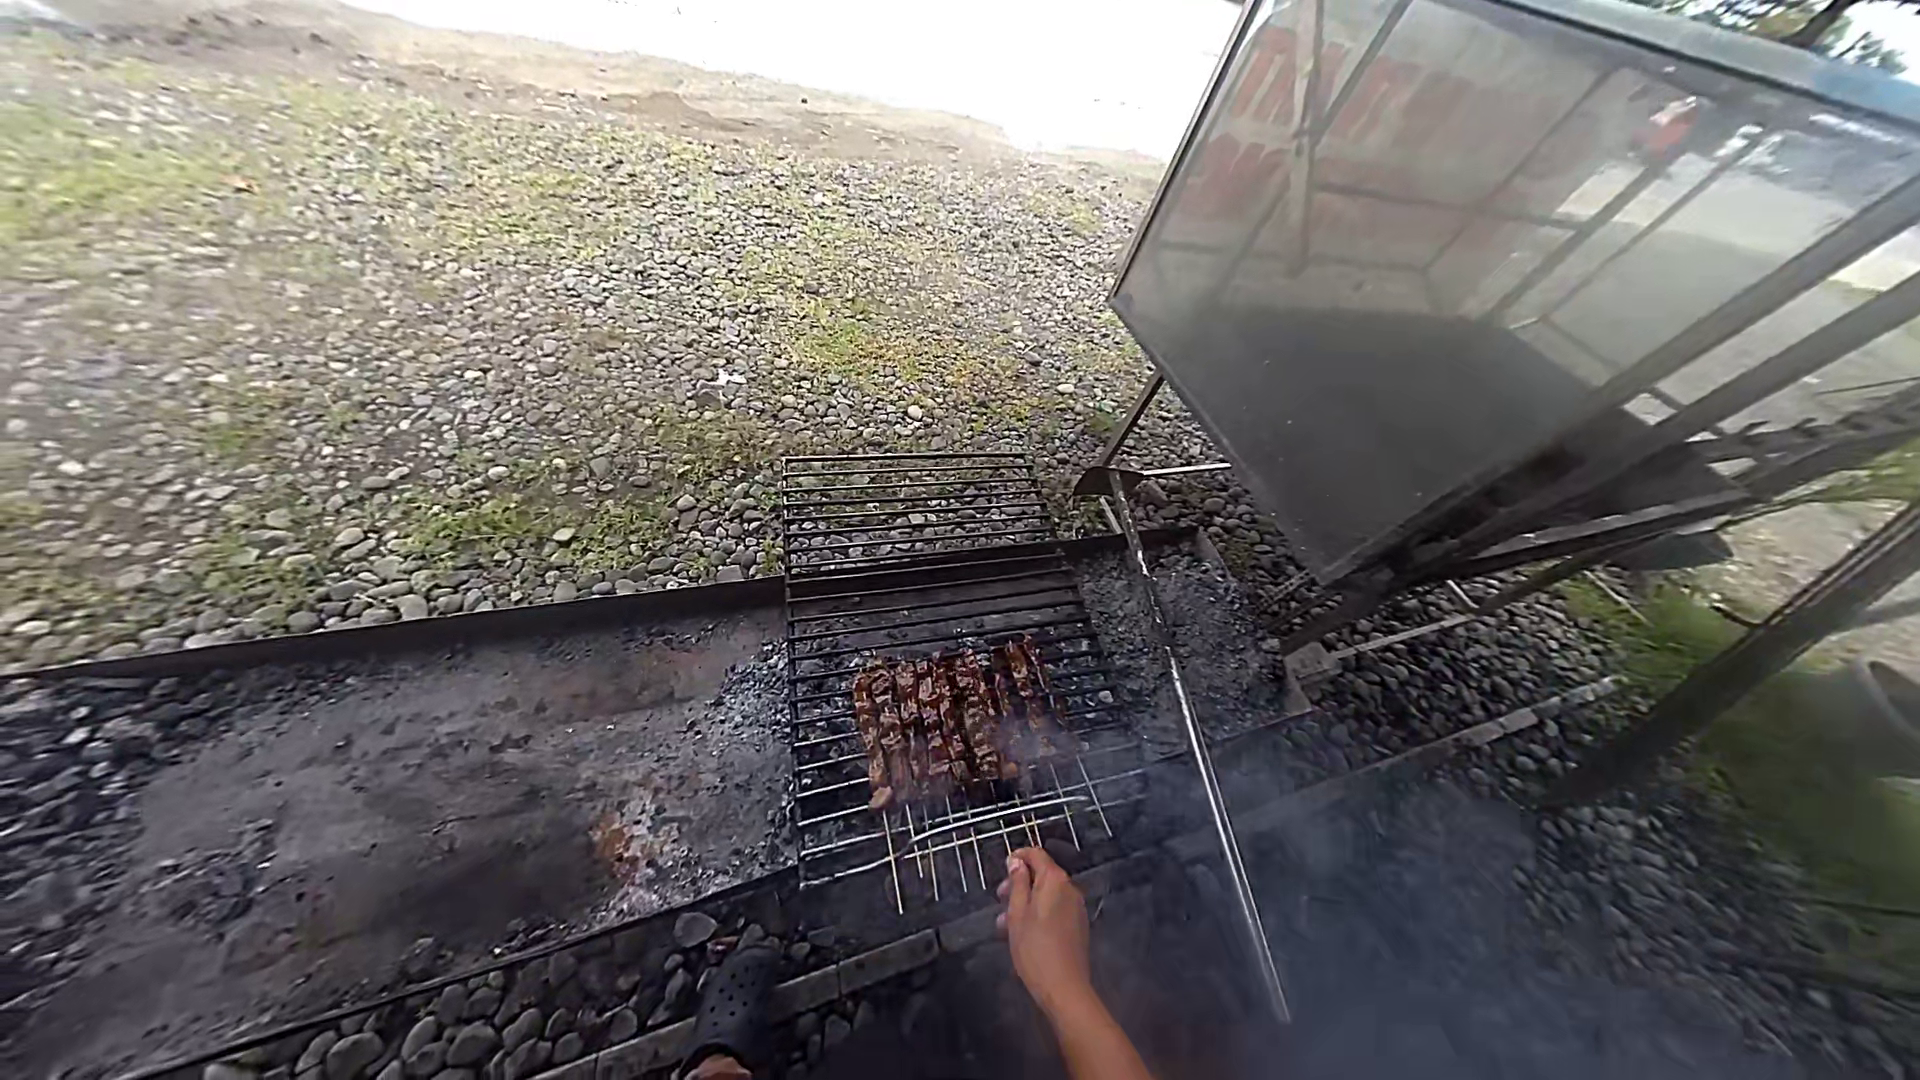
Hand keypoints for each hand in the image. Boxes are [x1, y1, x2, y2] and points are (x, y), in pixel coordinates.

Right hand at [997, 847, 1092, 1015]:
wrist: (1065, 989)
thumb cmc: (1035, 948)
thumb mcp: (1017, 913)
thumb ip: (1017, 882)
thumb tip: (1017, 861)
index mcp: (1055, 879)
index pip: (1036, 854)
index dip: (1018, 857)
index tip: (1003, 869)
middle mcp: (1069, 887)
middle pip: (1042, 874)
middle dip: (1019, 883)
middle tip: (1000, 899)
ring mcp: (1076, 907)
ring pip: (1047, 894)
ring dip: (1026, 901)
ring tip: (1005, 924)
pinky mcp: (1078, 925)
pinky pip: (1055, 909)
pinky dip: (1039, 913)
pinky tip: (1023, 933)